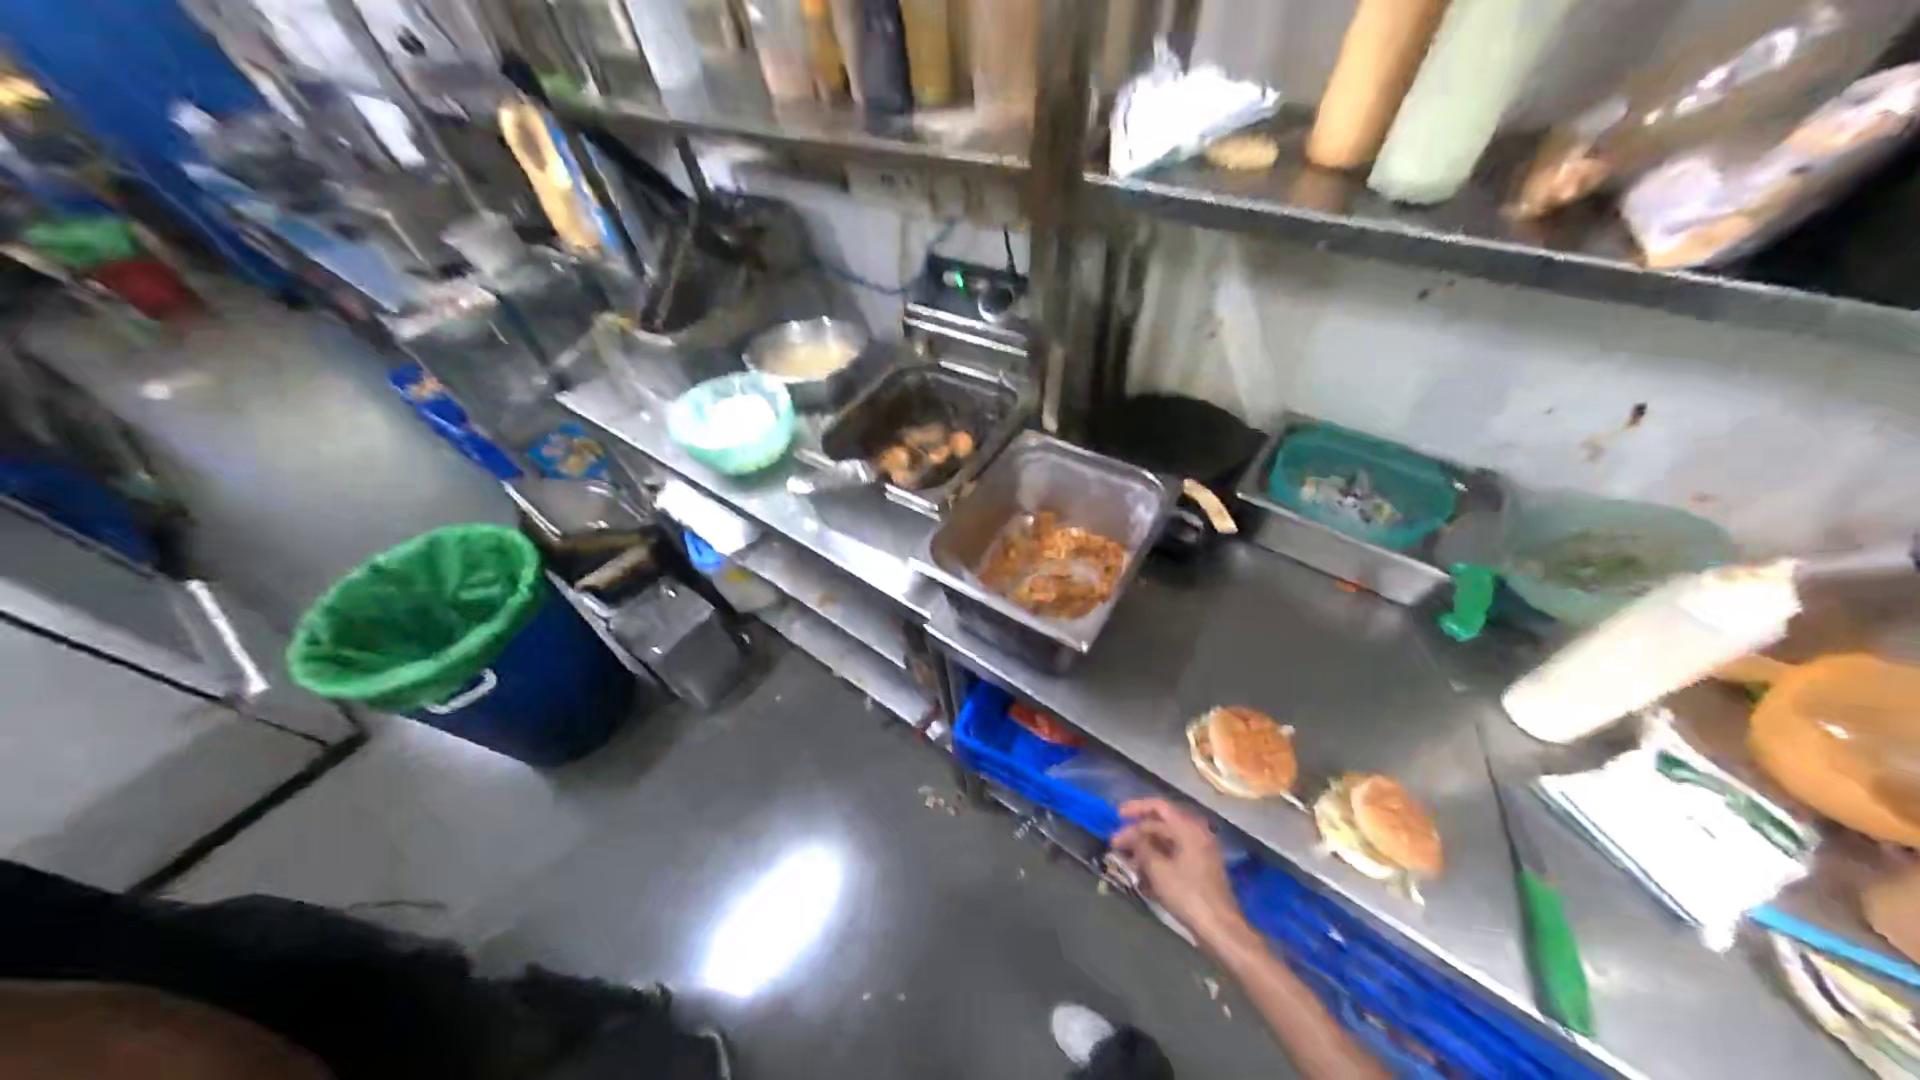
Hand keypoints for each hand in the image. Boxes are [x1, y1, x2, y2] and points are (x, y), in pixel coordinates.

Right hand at [1112, 799, 1253, 950]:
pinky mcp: (1199, 870)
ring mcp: (1199, 853)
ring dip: (1145, 849)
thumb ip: (1140, 846)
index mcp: (1189, 829)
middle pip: (1161, 825)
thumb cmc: (1187, 894)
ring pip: (1166, 842)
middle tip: (1115, 844)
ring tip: (1125, 861)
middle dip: (1137, 833)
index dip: (1136, 808)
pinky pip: (1173, 856)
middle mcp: (1196, 835)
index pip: (1159, 807)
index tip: (1117, 815)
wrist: (1219, 928)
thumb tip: (1129, 835)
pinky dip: (1157, 861)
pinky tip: (1141, 874)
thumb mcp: (1158, 869)